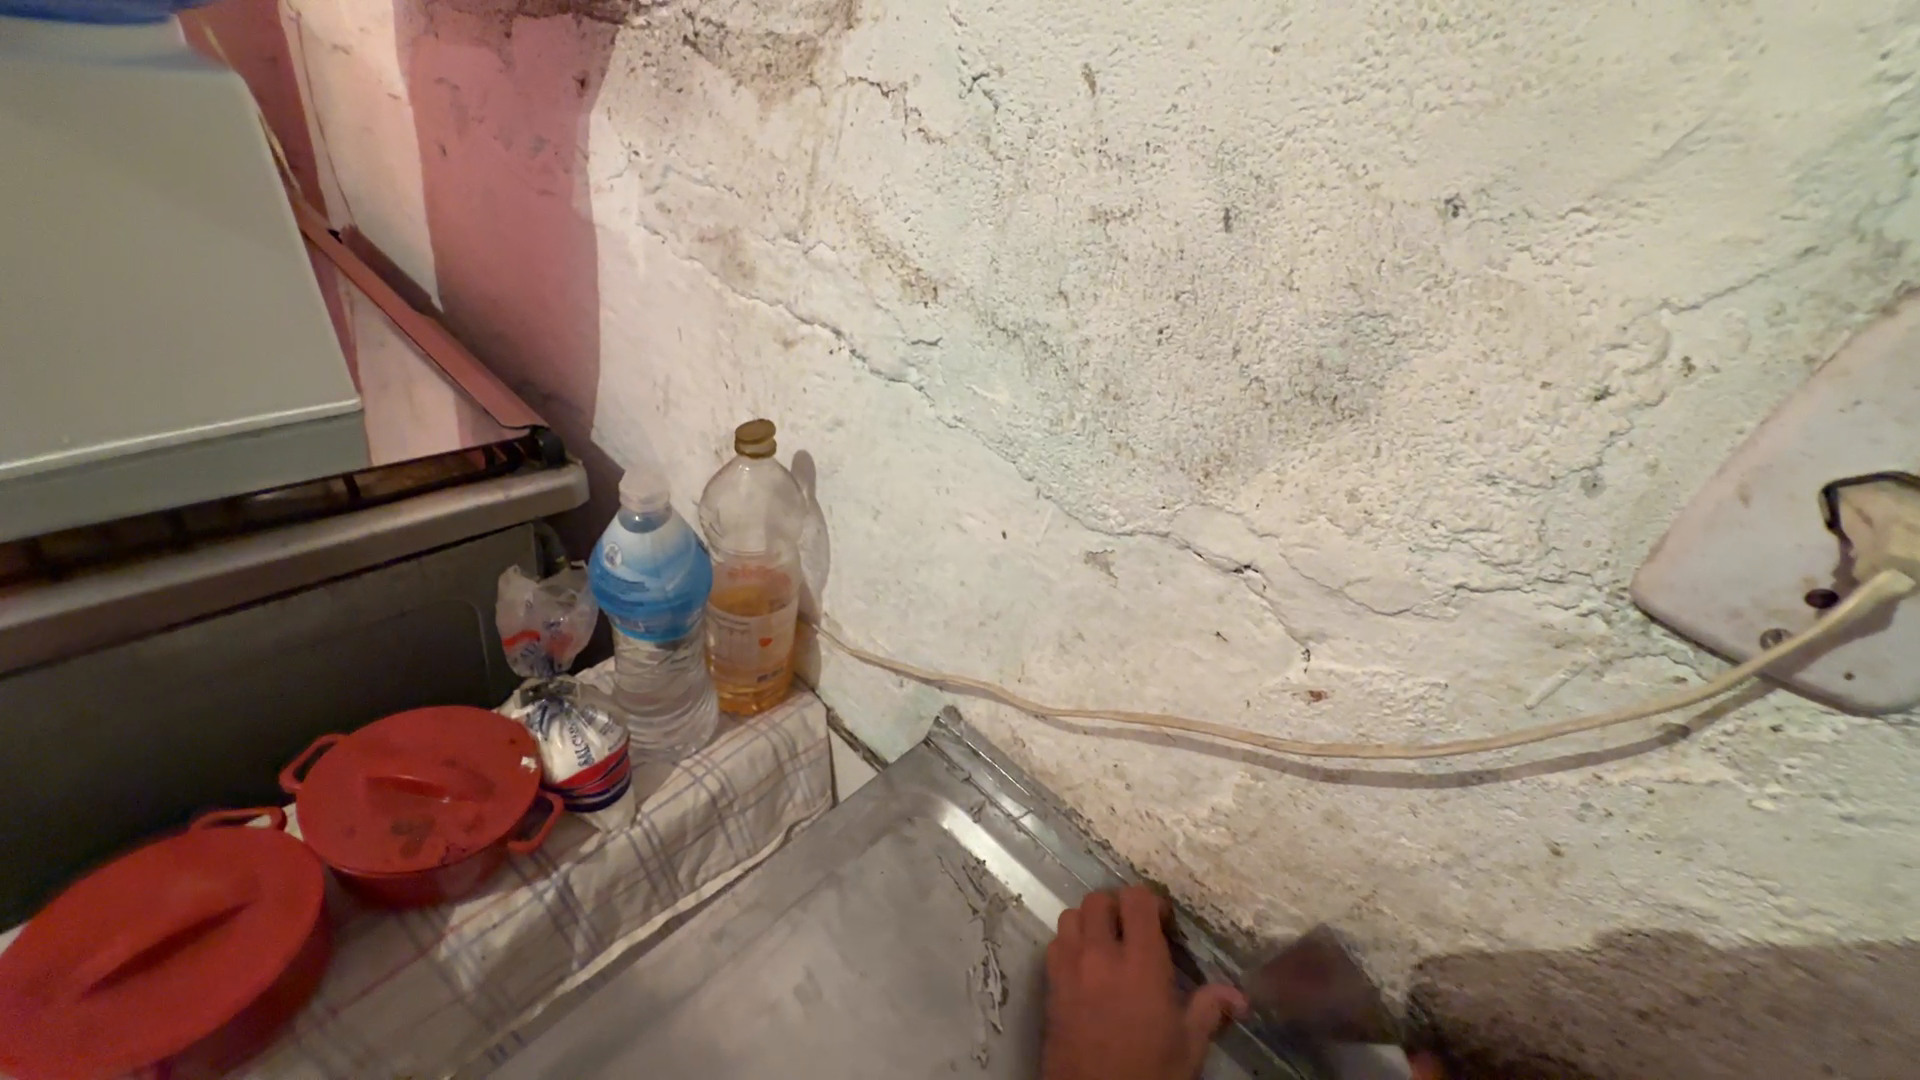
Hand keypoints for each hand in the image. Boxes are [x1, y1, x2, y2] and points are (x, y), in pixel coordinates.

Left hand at [1042, 886, 1247, 1079]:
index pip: (1137, 901)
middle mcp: (1101, 955)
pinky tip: (1085, 965)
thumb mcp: (1187, 1047)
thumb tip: (1239, 996)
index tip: (1163, 923)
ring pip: (1073, 916)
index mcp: (1140, 964)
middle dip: (1118, 906)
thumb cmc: (1149, 1074)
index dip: (1151, 902)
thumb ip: (1209, 1010)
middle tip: (1134, 930)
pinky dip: (1069, 943)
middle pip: (1099, 900)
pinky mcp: (1051, 984)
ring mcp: (1070, 967)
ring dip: (1090, 921)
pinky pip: (1056, 944)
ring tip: (1107, 943)